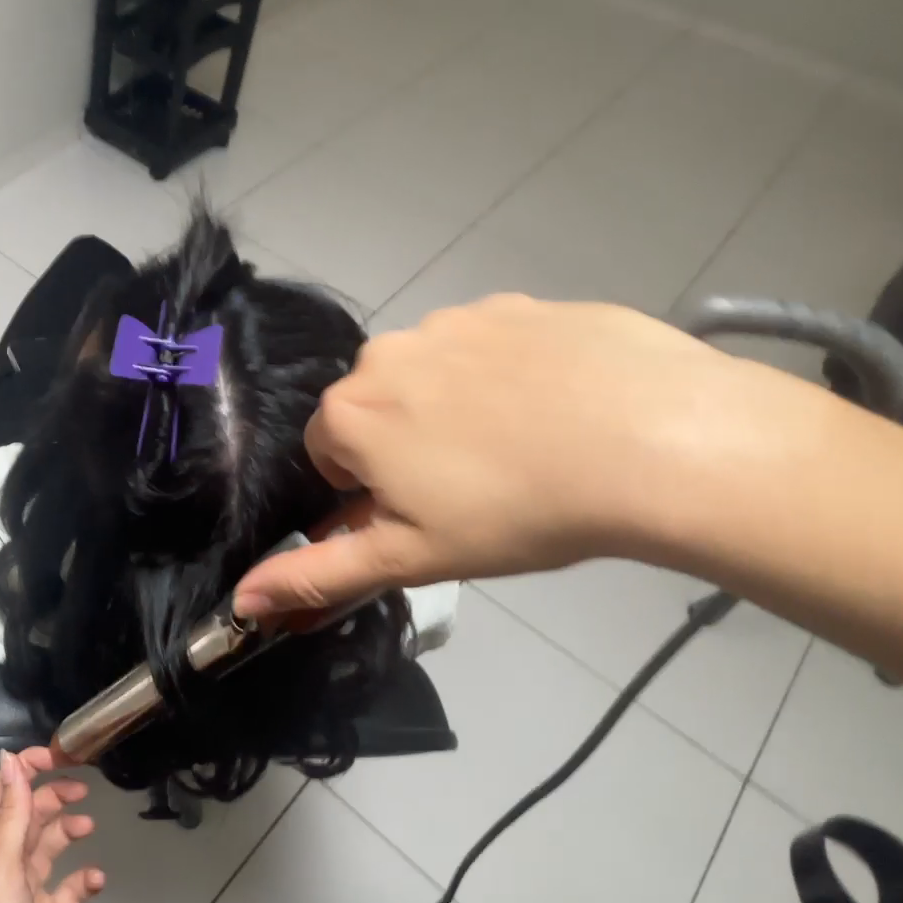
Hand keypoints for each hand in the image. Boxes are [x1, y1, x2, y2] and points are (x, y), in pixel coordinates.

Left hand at [0, 748, 105, 902]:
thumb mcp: (1, 870)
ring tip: (89, 826)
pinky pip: (71, 891)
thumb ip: (9, 815)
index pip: (5, 793)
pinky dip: (86, 879)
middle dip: (54, 795)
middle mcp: (9, 866)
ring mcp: (30, 895)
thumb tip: (8, 758)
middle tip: (84, 788)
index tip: (59, 754)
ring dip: (68, 830)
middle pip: (31, 816)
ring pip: (50, 848)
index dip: (26, 768)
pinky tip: (98, 877)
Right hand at [235, 295, 821, 617]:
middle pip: (375, 407)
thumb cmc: (516, 511)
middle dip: (403, 442)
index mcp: (351, 412)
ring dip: (452, 404)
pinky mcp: (521, 303)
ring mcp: (456, 319)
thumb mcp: (410, 557)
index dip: (367, 489)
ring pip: (431, 372)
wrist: (662, 444)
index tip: (422, 510)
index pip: (327, 453)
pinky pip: (489, 343)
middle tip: (471, 483)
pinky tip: (555, 404)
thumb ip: (317, 574)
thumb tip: (240, 599)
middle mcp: (386, 352)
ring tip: (520, 443)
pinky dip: (506, 371)